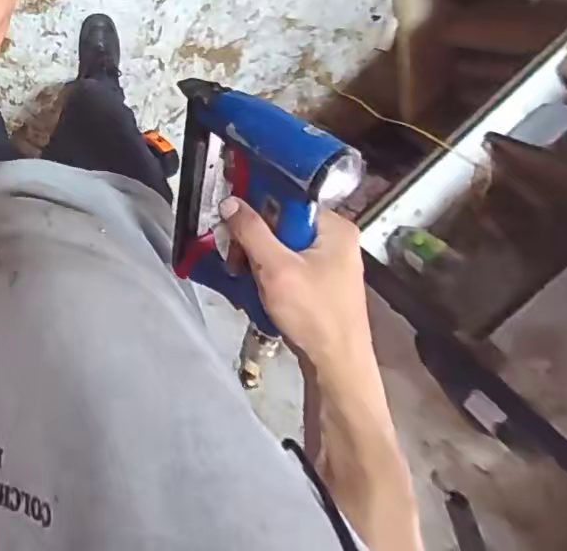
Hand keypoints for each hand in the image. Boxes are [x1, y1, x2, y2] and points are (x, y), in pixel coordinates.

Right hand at [218, 199, 374, 373]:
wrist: (337, 370)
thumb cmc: (312, 314)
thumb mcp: (275, 267)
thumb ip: (250, 230)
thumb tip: (229, 201)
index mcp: (334, 227)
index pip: (286, 197)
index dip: (255, 203)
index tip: (230, 215)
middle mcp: (333, 238)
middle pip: (279, 221)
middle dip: (252, 236)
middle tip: (233, 252)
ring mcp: (327, 261)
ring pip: (278, 243)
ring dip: (255, 256)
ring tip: (241, 272)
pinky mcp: (319, 281)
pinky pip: (284, 262)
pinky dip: (265, 271)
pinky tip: (254, 284)